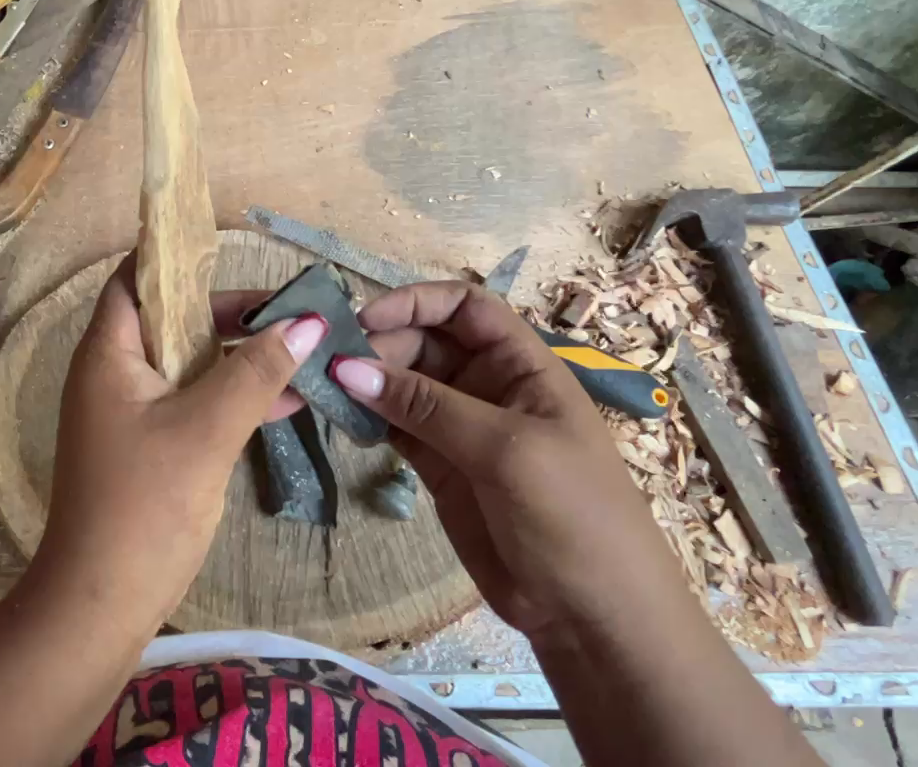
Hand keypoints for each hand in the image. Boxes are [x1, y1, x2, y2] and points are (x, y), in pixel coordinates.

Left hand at [32, 260, 323, 630]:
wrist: (102, 602)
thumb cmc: (144, 504)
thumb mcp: (206, 430)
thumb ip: (256, 373)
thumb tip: (307, 324)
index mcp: (109, 352)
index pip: (134, 278)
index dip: (175, 257)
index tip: (235, 251)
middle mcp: (115, 373)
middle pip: (172, 319)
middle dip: (230, 313)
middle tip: (291, 312)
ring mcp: (133, 411)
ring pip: (191, 364)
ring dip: (241, 357)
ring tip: (304, 348)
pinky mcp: (151, 446)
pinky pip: (196, 403)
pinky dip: (234, 397)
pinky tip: (290, 399)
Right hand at [330, 282, 692, 645]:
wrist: (592, 615)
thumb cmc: (572, 514)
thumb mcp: (504, 448)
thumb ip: (425, 405)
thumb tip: (346, 367)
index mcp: (521, 365)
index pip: (464, 307)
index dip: (415, 302)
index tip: (365, 319)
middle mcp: (487, 385)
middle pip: (423, 341)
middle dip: (380, 345)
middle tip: (334, 367)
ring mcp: (459, 426)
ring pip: (401, 383)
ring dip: (365, 381)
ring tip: (325, 390)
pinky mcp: (437, 463)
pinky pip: (394, 425)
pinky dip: (367, 418)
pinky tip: (343, 421)